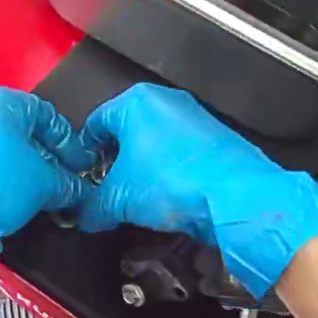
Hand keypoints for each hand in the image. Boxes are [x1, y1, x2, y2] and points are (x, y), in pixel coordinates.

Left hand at [0, 87, 92, 287]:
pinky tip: (27, 196)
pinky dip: (13, 176)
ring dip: (34, 170)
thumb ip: (69, 183)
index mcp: (1, 102)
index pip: (49, 116)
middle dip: (52, 157)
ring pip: (10, 148)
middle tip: (69, 179)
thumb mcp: (45, 184)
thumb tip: (81, 190)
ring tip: (51, 192)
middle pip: (28, 132)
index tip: (81, 165)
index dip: (70, 143)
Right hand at [75, 83, 317, 297]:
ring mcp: (195, 119)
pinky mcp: (215, 141)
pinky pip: (180, 156)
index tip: (82, 179)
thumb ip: (95, 206)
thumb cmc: (175, 182)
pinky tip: (169, 200)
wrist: (235, 196)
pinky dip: (169, 175)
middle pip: (126, 134)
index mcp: (137, 101)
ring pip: (155, 146)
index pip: (95, 124)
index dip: (84, 155)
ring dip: (143, 173)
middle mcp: (167, 102)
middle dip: (115, 166)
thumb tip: (86, 216)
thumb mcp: (121, 198)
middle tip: (108, 194)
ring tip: (138, 202)